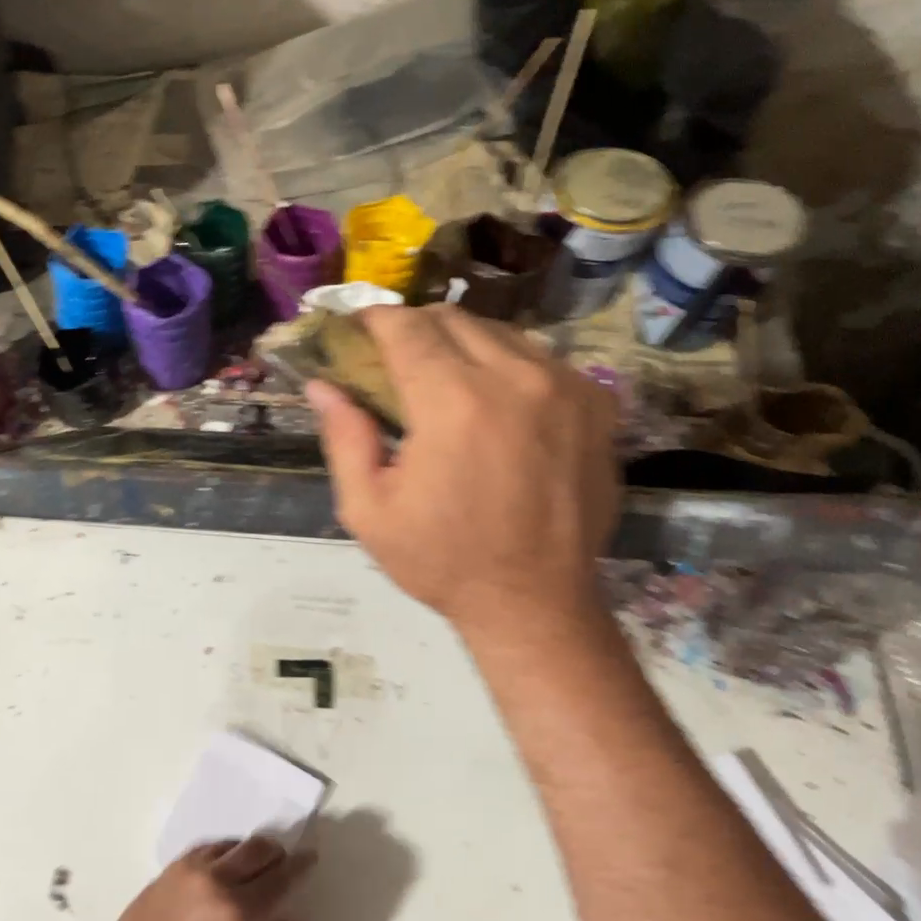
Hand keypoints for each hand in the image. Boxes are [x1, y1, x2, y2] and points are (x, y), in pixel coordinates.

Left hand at [84, 837, 314, 920]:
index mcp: (239, 914)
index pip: (279, 880)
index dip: (299, 867)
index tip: (311, 858)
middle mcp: (217, 882)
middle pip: (256, 851)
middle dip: (277, 851)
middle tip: (286, 859)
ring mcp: (190, 871)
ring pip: (230, 844)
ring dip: (249, 848)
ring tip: (257, 861)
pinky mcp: (170, 869)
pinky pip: (205, 848)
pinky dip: (222, 849)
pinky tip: (225, 861)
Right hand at [306, 305, 619, 636]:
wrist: (535, 602)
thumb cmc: (441, 561)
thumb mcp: (369, 510)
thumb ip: (345, 438)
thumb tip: (323, 385)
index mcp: (453, 403)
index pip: (407, 328)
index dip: (374, 320)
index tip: (356, 328)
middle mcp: (515, 378)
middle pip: (454, 318)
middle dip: (415, 328)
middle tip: (393, 359)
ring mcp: (566, 386)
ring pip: (501, 333)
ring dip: (462, 345)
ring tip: (443, 381)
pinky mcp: (597, 404)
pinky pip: (542, 359)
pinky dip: (509, 367)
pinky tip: (494, 404)